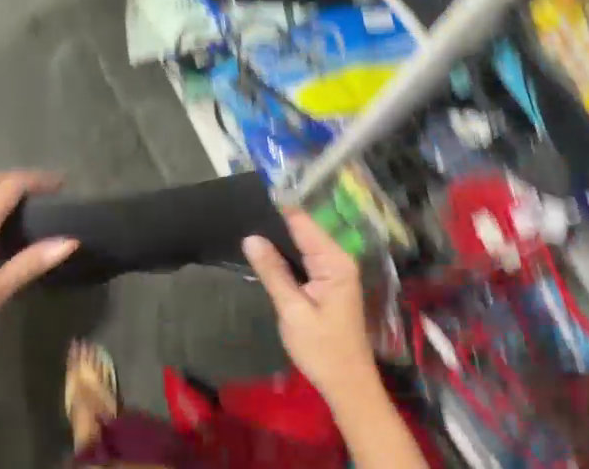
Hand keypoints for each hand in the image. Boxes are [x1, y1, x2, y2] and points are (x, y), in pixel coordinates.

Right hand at [243, 210, 377, 401]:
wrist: (348, 386)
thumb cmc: (322, 349)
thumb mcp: (292, 310)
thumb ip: (273, 271)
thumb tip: (250, 237)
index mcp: (334, 261)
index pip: (301, 222)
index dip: (275, 210)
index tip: (246, 201)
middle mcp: (338, 258)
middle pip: (302, 228)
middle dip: (273, 224)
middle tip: (240, 219)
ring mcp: (335, 270)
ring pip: (301, 242)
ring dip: (278, 239)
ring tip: (245, 231)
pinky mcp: (329, 281)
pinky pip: (304, 257)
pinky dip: (286, 255)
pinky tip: (264, 254)